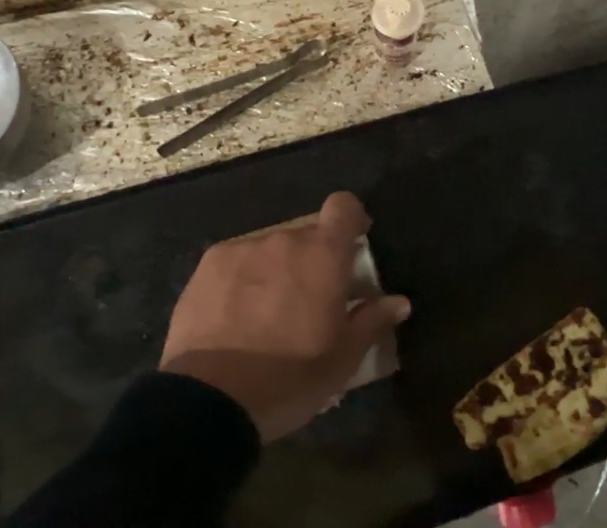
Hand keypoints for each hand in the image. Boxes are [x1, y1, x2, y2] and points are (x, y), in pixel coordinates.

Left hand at [160, 192, 411, 440]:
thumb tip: (399, 301)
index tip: (353, 243)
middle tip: (311, 299)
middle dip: (314, 259)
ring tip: (268, 313)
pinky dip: (243, 279)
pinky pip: (238, 261)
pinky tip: (235, 316)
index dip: (351, 219)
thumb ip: (372, 322)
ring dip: (278, 269)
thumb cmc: (288, 379)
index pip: (343, 207)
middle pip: (307, 234)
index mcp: (324, 256)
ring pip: (271, 249)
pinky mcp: (208, 265)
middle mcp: (284, 240)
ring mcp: (243, 249)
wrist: (208, 400)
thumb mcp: (342, 360)